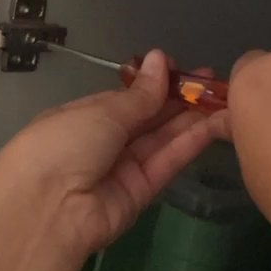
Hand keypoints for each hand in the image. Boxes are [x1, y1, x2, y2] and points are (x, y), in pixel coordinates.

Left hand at [0, 51, 219, 262]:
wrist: (48, 210)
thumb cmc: (63, 145)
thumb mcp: (101, 112)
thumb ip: (139, 94)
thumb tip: (159, 60)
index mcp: (83, 116)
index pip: (125, 98)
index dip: (153, 82)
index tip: (180, 66)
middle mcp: (103, 142)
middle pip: (147, 118)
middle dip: (178, 98)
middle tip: (212, 80)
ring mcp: (122, 169)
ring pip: (162, 139)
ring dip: (191, 118)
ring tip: (222, 97)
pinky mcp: (142, 193)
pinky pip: (167, 161)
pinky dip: (190, 142)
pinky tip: (215, 121)